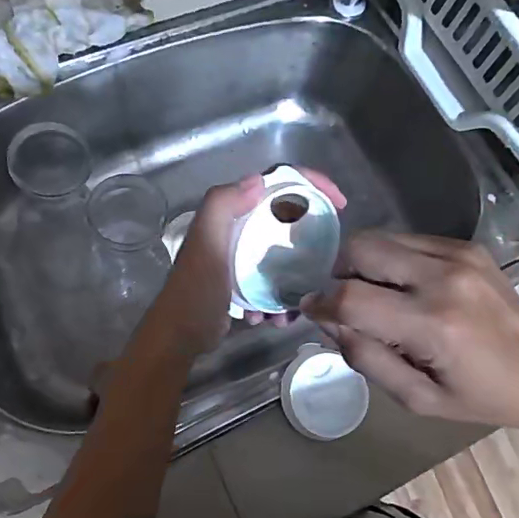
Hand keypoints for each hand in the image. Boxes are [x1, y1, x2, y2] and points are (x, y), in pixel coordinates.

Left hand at [139, 168, 345, 356]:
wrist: (180, 336)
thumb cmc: (195, 290)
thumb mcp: (207, 243)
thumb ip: (223, 206)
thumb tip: (260, 181)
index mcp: (230, 213)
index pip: (276, 183)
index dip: (310, 183)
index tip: (338, 203)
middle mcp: (238, 229)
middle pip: (286, 219)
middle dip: (310, 235)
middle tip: (330, 252)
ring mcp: (242, 256)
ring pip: (285, 254)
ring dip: (298, 274)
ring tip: (301, 296)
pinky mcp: (245, 282)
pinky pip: (276, 282)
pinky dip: (281, 297)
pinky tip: (277, 315)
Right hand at [300, 232, 518, 432]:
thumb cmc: (481, 396)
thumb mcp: (418, 399)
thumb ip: (367, 358)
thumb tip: (331, 322)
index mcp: (432, 325)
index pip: (352, 298)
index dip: (321, 304)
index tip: (312, 311)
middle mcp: (443, 278)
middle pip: (361, 250)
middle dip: (338, 272)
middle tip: (342, 299)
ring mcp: (458, 255)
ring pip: (381, 237)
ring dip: (363, 262)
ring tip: (372, 292)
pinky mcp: (467, 246)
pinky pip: (409, 239)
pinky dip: (392, 257)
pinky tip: (402, 284)